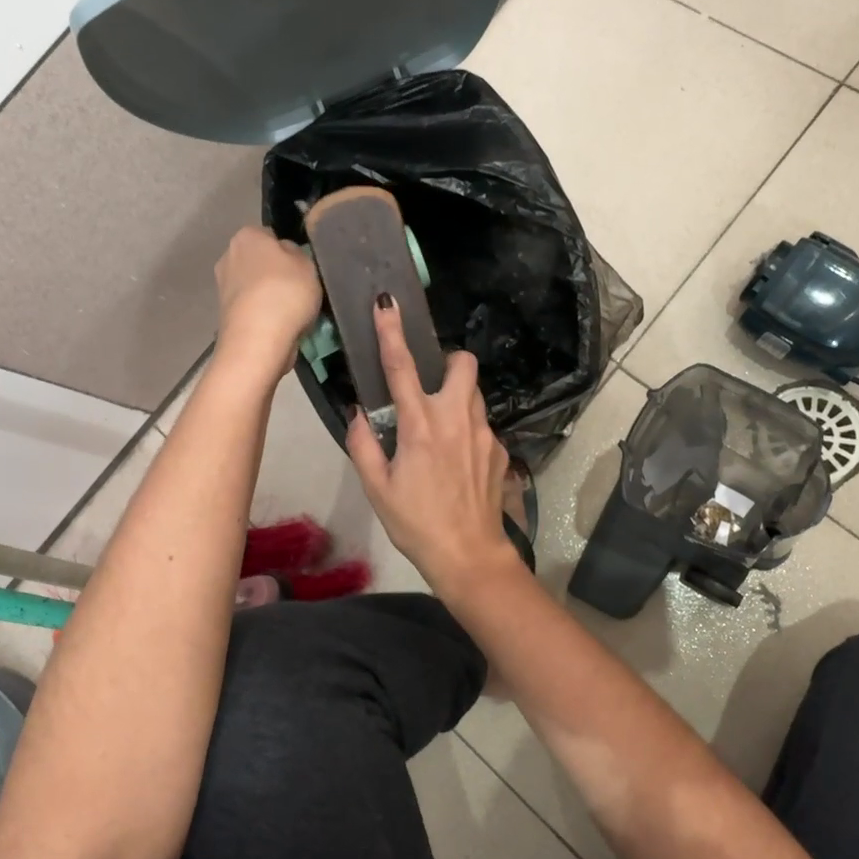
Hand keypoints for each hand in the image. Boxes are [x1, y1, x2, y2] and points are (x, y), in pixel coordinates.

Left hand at [214, 226, 321, 377]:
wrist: (258, 340)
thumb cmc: (285, 292)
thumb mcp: (307, 263)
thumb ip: (296, 252)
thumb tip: (285, 253)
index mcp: (247, 235)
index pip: (269, 235)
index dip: (287, 250)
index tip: (301, 266)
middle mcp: (228, 256)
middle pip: (258, 260)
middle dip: (274, 271)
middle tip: (297, 288)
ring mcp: (223, 287)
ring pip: (254, 286)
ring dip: (267, 295)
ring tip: (290, 311)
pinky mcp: (224, 315)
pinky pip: (251, 307)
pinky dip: (262, 314)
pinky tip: (278, 325)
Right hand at [346, 297, 518, 593]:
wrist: (470, 556)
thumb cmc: (416, 523)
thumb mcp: (376, 489)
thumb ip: (363, 445)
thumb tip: (358, 413)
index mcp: (421, 425)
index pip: (402, 367)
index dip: (391, 332)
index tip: (386, 303)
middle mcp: (457, 419)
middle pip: (464, 364)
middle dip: (448, 362)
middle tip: (431, 384)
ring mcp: (485, 433)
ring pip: (475, 394)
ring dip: (458, 398)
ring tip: (440, 430)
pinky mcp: (501, 451)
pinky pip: (483, 426)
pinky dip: (468, 431)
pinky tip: (458, 462)